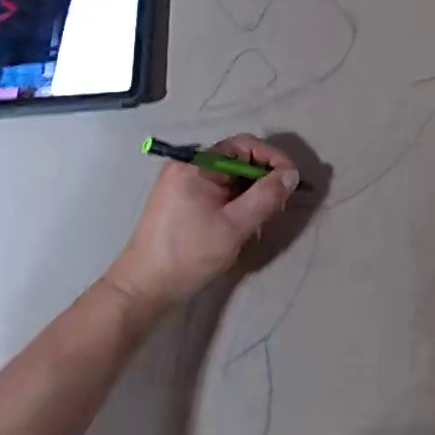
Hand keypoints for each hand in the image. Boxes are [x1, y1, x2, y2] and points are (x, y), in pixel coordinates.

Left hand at [102, 134, 299, 316]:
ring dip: (250, 195)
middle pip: (237, 160)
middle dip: (262, 180)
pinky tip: (243, 227)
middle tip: (279, 206)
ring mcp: (182, 184)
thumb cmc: (188, 255)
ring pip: (229, 178)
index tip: (292, 180)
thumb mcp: (234, 227)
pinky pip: (217, 192)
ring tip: (261, 222)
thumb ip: (265, 197)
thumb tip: (291, 174)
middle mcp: (188, 166)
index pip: (244, 145)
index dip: (272, 158)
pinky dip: (234, 204)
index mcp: (196, 164)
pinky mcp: (181, 202)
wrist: (142, 290)